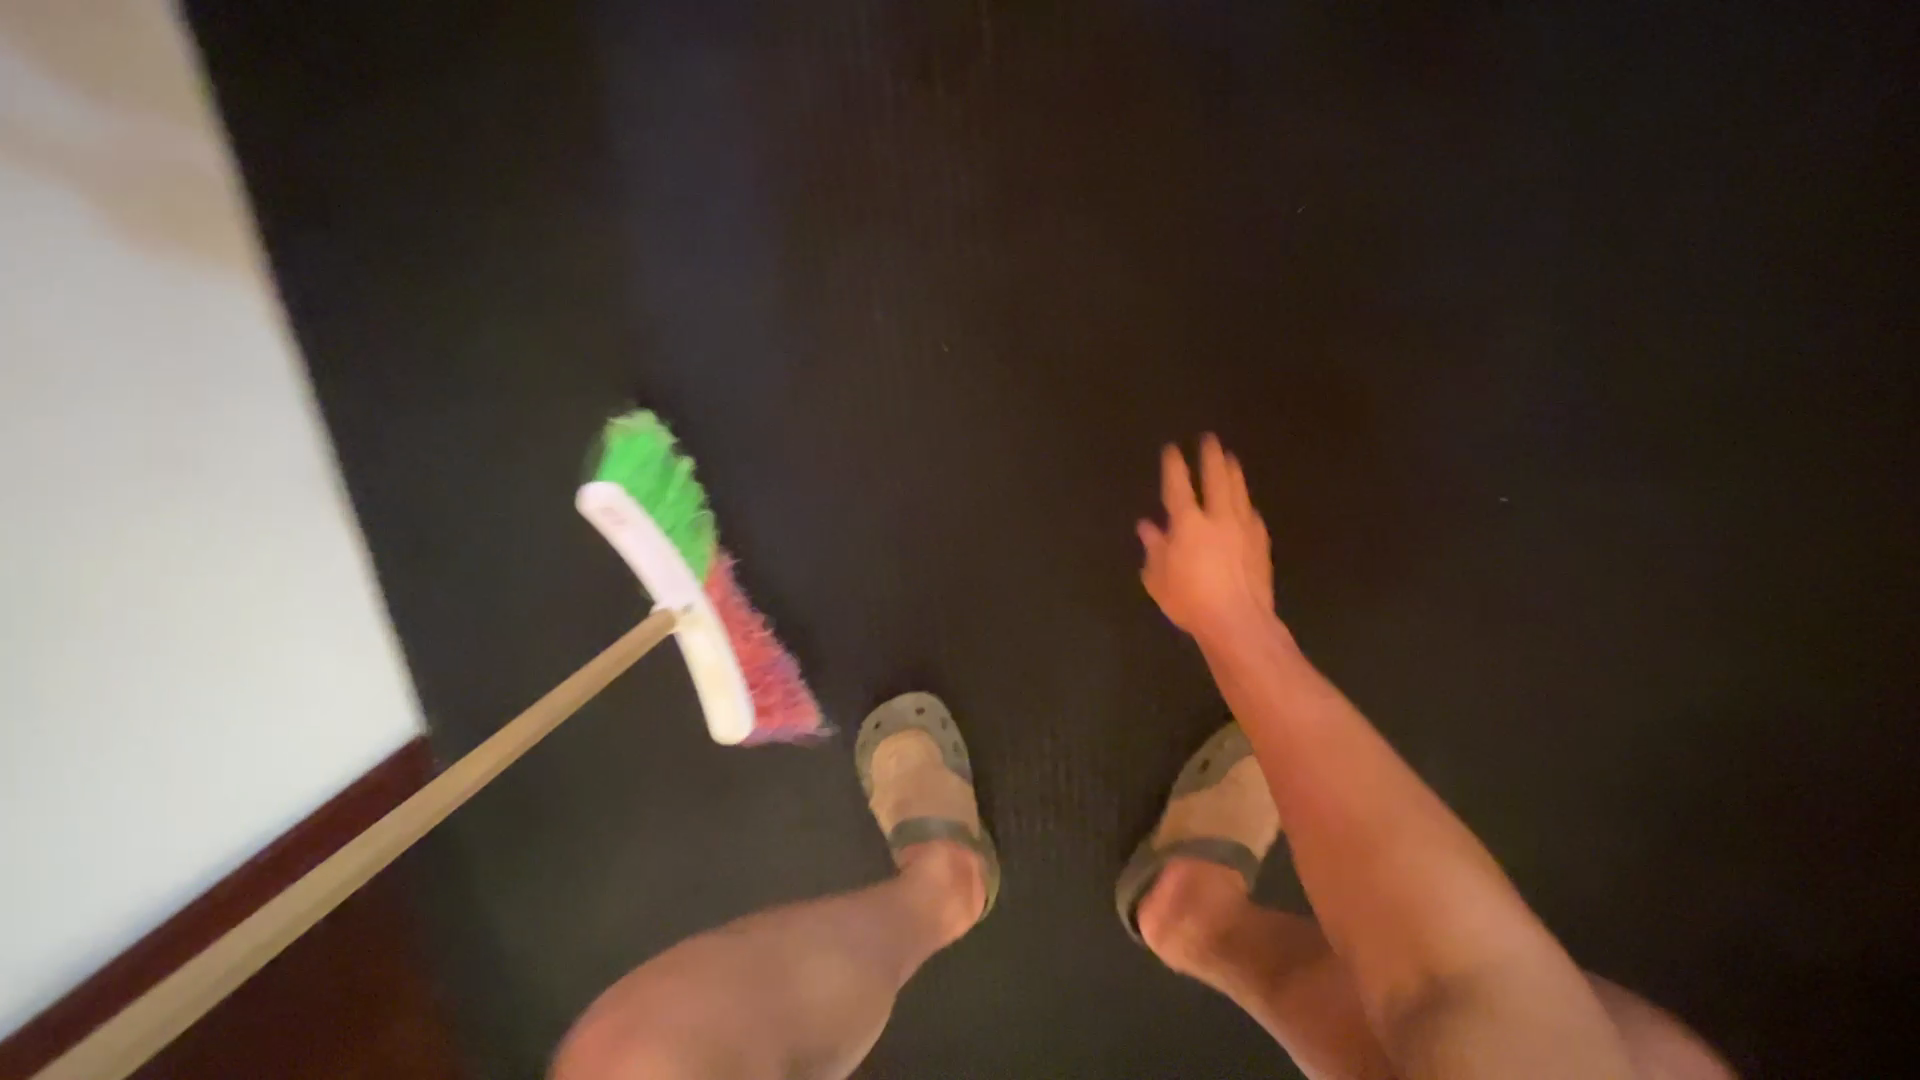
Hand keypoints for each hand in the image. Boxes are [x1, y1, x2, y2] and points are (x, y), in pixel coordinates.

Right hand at [1138, 434, 1274, 636]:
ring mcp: (1243, 529)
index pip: (1178, 486)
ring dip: (1233, 474)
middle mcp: (1217, 518)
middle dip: (1211, 458)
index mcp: (1188, 524)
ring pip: (1238, 492)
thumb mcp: (1158, 578)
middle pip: (1216, 479)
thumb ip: (1154, 549)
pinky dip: (1245, 506)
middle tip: (1210, 441)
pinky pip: (1252, 516)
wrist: (1237, 622)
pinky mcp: (1260, 544)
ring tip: (1231, 460)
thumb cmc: (1190, 601)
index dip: (1174, 466)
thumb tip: (1147, 527)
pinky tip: (1246, 506)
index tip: (1172, 449)